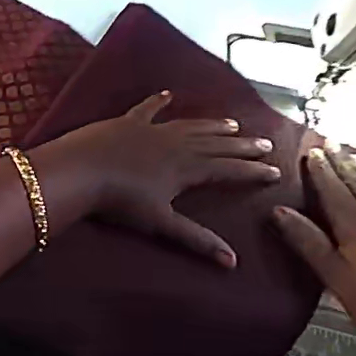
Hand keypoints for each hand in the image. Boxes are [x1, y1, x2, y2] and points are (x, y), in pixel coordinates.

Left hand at [33, 91, 281, 268]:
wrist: (81, 169)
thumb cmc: (120, 200)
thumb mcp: (160, 222)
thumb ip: (196, 239)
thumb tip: (232, 262)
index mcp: (186, 168)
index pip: (227, 169)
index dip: (251, 170)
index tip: (274, 170)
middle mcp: (175, 144)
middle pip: (215, 144)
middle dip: (241, 145)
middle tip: (265, 143)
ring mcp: (151, 129)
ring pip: (189, 125)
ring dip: (211, 125)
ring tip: (233, 124)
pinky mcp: (127, 121)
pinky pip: (148, 109)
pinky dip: (158, 101)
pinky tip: (168, 94)